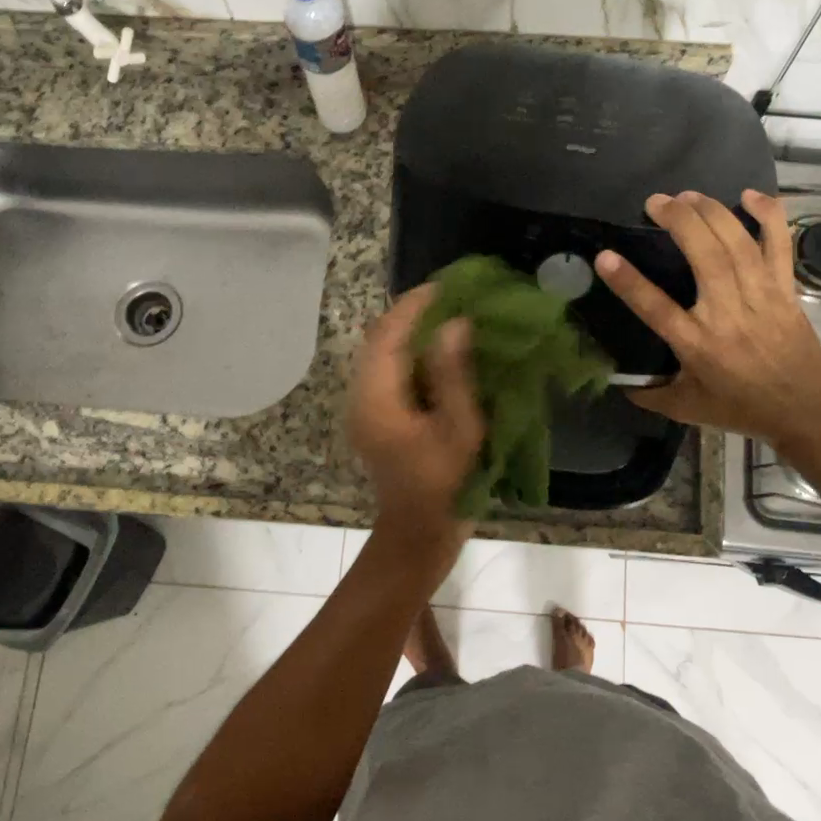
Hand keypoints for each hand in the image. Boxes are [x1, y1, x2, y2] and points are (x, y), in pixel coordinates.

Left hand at [347, 285, 486, 537]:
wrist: (418, 536)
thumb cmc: (443, 487)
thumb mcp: (458, 430)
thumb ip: (454, 375)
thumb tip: (455, 323)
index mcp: (376, 399)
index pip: (388, 335)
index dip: (415, 305)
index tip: (449, 285)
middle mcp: (362, 397)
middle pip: (381, 339)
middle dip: (416, 314)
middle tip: (457, 298)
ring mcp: (368, 408)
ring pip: (385, 355)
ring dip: (416, 333)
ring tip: (455, 317)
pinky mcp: (379, 418)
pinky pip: (393, 373)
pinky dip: (416, 356)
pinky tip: (446, 352)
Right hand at [594, 189, 820, 452]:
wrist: (804, 411)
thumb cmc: (740, 409)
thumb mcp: (686, 407)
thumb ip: (649, 393)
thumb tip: (618, 379)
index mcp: (698, 346)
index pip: (657, 309)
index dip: (629, 282)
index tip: (605, 257)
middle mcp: (729, 316)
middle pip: (705, 258)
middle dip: (680, 222)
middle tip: (656, 202)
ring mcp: (761, 299)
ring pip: (737, 244)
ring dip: (711, 212)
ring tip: (687, 195)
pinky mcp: (785, 290)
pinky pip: (778, 245)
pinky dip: (768, 215)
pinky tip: (749, 195)